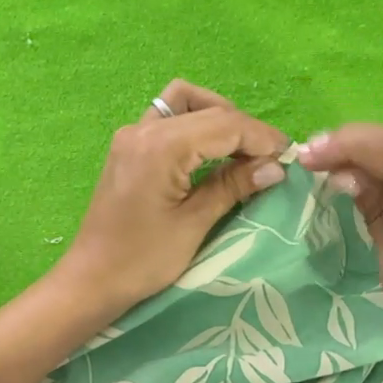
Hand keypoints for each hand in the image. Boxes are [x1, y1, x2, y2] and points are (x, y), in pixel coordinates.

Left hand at [55, 80, 289, 310]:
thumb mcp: (193, 224)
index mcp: (161, 146)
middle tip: (269, 159)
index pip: (224, 125)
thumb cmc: (143, 260)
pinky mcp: (128, 148)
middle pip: (208, 109)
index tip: (288, 156)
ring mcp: (131, 135)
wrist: (93, 279)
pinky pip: (167, 119)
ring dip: (217, 118)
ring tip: (240, 152)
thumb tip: (275, 168)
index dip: (261, 137)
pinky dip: (194, 126)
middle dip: (244, 129)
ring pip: (184, 102)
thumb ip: (232, 187)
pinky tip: (210, 155)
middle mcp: (143, 129)